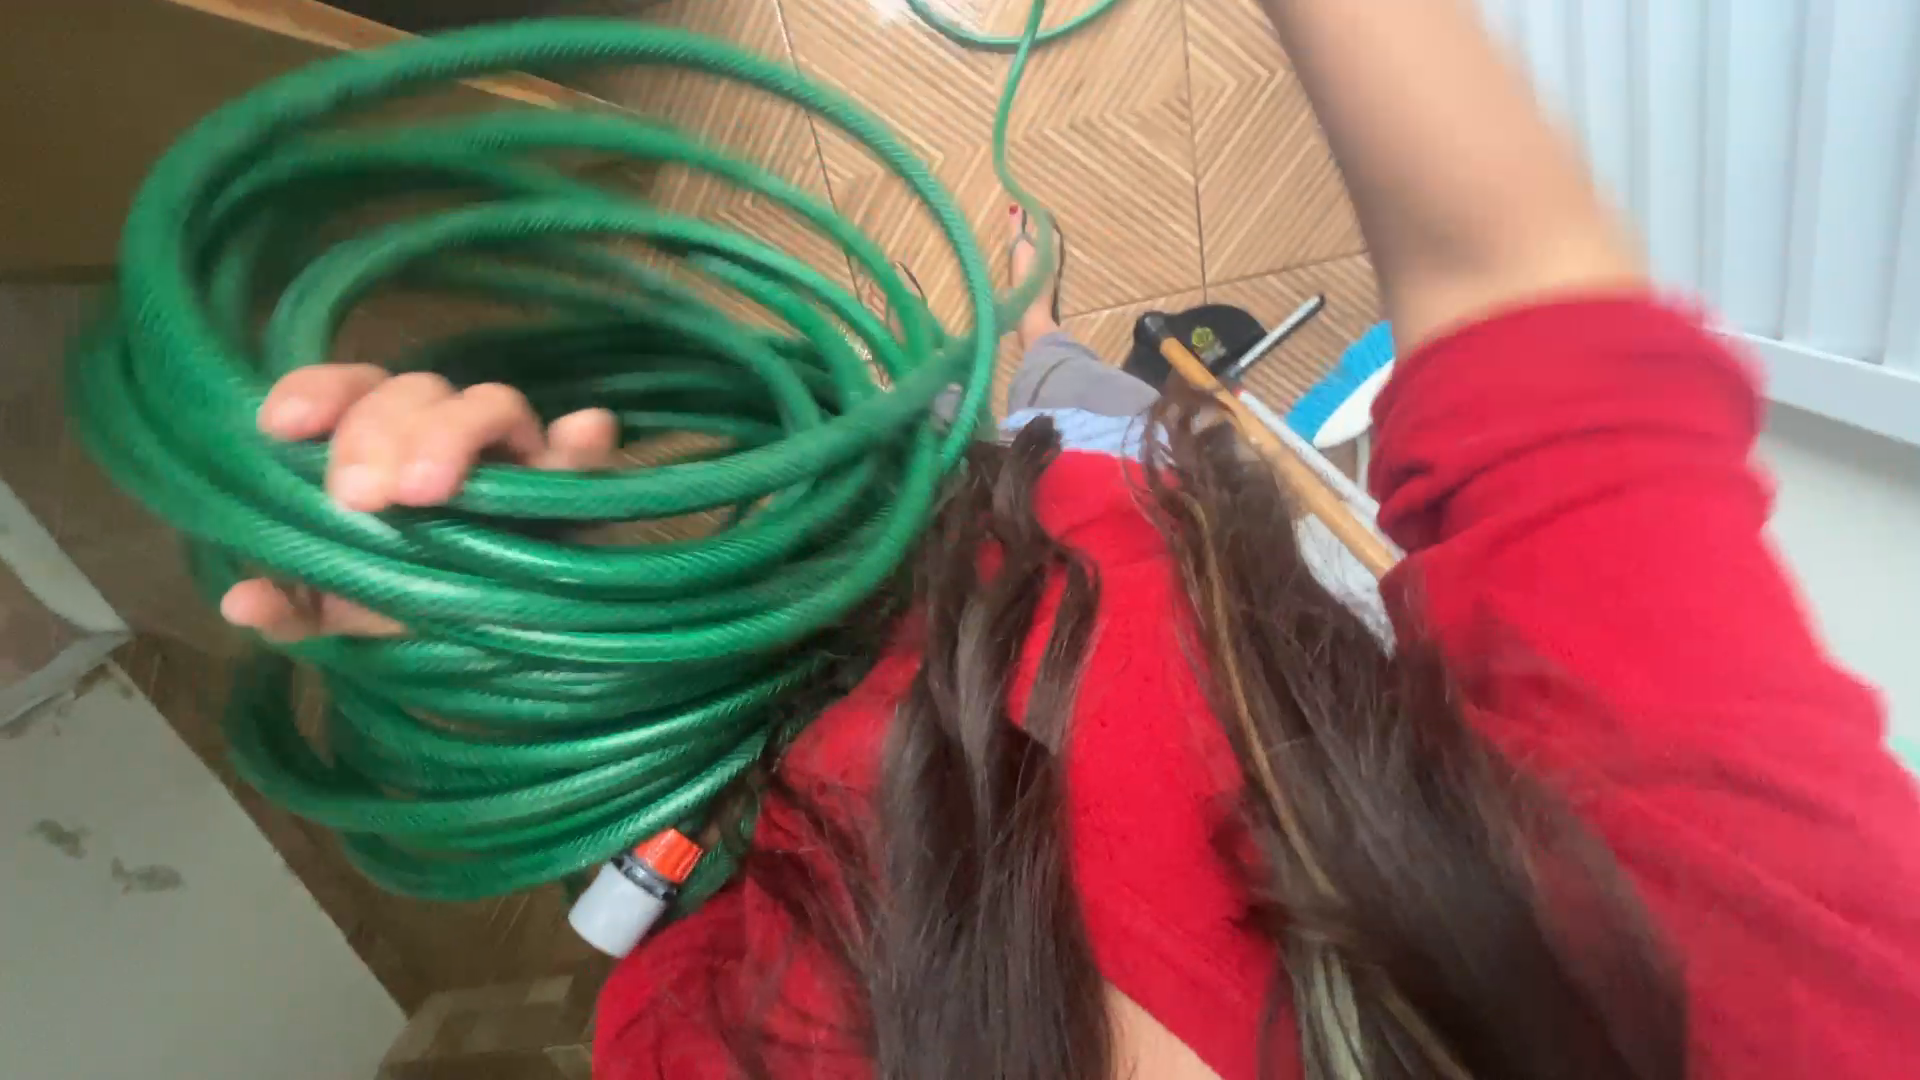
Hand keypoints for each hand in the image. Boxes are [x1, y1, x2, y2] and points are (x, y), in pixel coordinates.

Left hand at [219, 364, 618, 641]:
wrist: (509, 637)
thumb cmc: (427, 608)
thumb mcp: (353, 613)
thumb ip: (298, 606)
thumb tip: (243, 600)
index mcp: (394, 449)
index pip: (358, 390)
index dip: (321, 392)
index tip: (285, 430)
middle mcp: (457, 439)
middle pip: (417, 392)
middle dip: (380, 434)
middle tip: (363, 500)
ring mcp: (525, 457)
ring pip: (491, 403)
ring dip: (455, 434)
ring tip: (429, 493)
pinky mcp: (579, 486)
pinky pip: (588, 453)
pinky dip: (586, 439)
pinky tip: (589, 430)